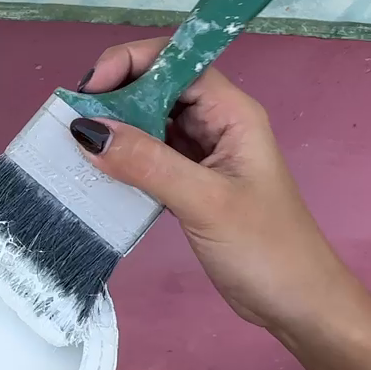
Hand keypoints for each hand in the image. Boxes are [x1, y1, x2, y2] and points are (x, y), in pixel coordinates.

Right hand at [72, 37, 366, 337]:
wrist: (299, 307)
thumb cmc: (267, 249)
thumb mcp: (205, 201)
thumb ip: (147, 162)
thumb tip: (85, 130)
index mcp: (230, 111)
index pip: (175, 62)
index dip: (130, 64)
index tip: (90, 93)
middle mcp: (214, 122)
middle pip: (157, 86)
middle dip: (114, 94)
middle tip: (71, 121)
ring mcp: (201, 152)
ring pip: (148, 120)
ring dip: (113, 126)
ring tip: (74, 143)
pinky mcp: (188, 180)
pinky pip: (147, 153)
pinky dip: (120, 156)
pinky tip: (95, 169)